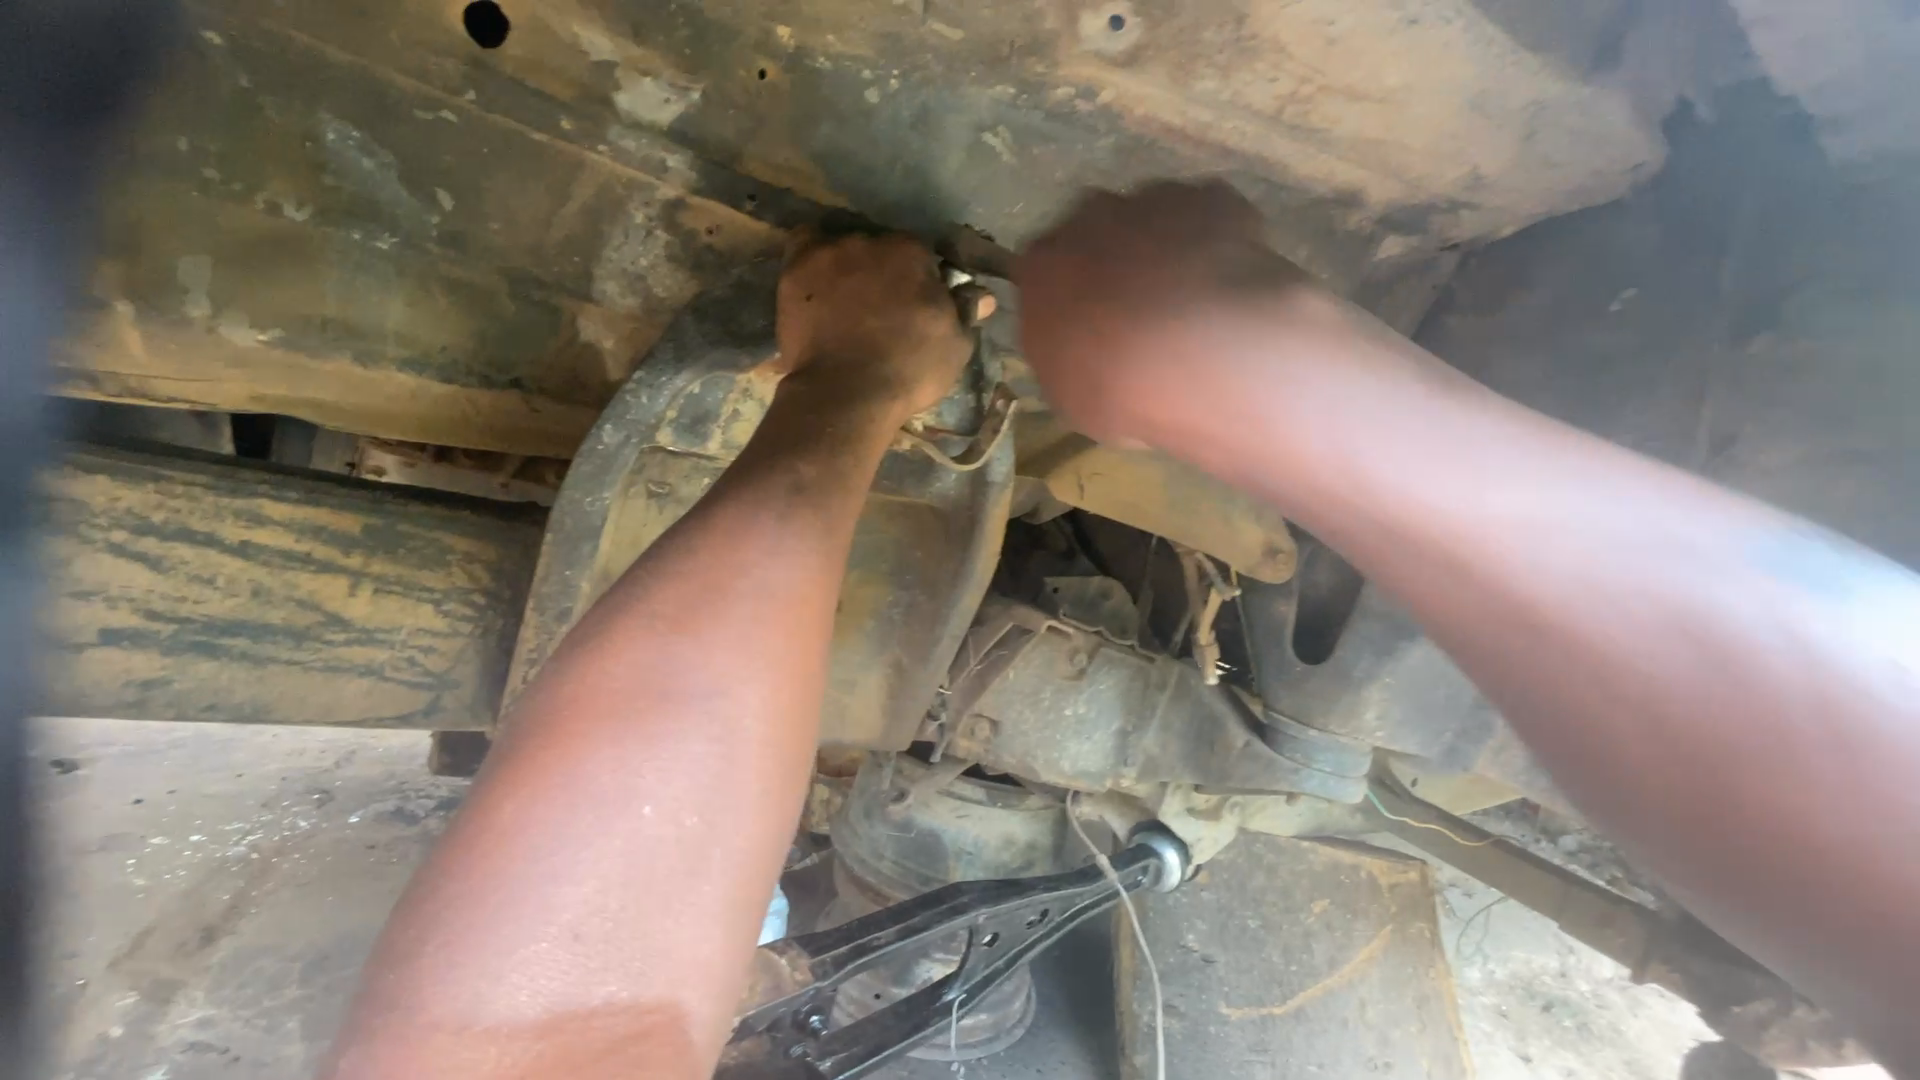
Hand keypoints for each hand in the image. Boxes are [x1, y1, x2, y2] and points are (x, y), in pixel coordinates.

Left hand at [775, 232, 972, 422]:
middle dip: (883, 271)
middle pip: (879, 248)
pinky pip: (803, 247)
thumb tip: (981, 295)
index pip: (921, 255)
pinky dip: (812, 259)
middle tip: (881, 308)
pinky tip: (817, 282)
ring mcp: (828, 253)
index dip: (920, 281)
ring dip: (848, 265)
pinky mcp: (794, 271)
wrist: (846, 393)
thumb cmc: (908, 371)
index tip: (916, 305)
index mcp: (912, 253)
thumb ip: (966, 313)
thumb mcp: (954, 347)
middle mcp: (869, 240)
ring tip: (846, 300)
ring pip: (842, 248)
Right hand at [1015, 180, 1312, 444]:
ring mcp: (1152, 201)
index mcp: (1042, 268)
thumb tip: (1079, 348)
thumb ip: (1065, 355)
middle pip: (1094, 234)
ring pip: (1152, 220)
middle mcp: (1088, 218)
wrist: (1199, 353)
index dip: (1067, 296)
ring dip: (1164, 250)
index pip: (1042, 272)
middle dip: (1113, 264)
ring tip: (1191, 302)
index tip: (1086, 324)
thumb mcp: (1068, 394)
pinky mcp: (1211, 198)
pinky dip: (1217, 243)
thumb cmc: (1114, 385)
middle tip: (1139, 312)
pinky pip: (1209, 218)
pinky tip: (1228, 286)